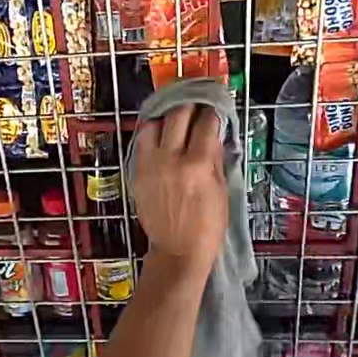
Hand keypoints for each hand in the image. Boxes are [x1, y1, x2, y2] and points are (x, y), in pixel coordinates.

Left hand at [133, 105, 225, 274]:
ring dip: (166, 118)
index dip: (212, 113)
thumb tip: (212, 133)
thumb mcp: (221, 189)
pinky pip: (141, 143)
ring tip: (174, 120)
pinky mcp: (136, 173)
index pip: (206, 124)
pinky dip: (151, 135)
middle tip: (195, 107)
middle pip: (178, 116)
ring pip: (153, 125)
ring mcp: (150, 165)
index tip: (214, 109)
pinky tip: (160, 136)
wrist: (177, 250)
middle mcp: (171, 159)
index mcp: (198, 165)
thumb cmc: (207, 225)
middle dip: (189, 107)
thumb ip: (214, 157)